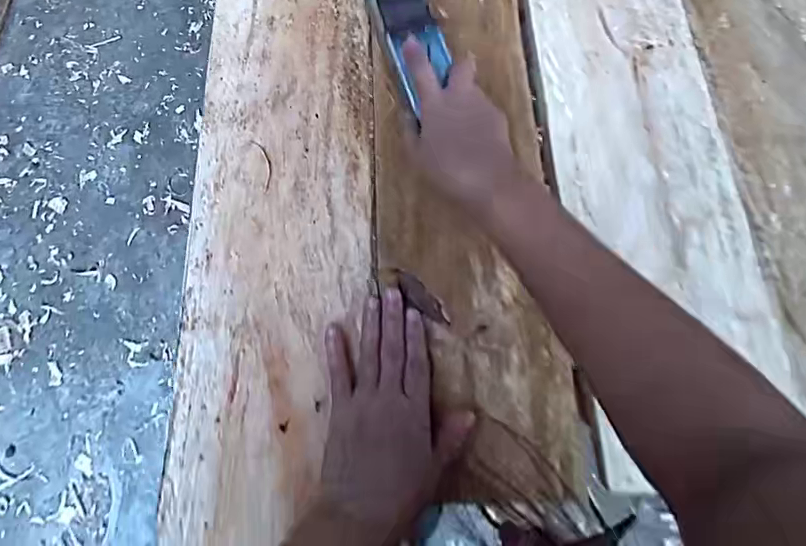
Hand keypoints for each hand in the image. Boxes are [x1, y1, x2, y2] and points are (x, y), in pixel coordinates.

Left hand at [307, 287, 475, 544]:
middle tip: (395, 290)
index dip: (417, 337)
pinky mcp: (340, 411)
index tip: (417, 311)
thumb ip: (450, 438)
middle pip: (393, 352)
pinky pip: (338, 376)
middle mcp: (389, 399)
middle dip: (394, 319)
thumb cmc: (400, 494)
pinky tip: (334, 328)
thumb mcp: (433, 469)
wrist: (356, 517)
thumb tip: (471, 411)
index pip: (418, 365)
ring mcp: (362, 402)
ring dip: (371, 325)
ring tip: (373, 298)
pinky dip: (336, 351)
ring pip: (369, 356)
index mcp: (414, 411)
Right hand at [400, 38, 523, 218]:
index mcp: (435, 104)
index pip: (422, 70)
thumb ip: (411, 131)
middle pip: (461, 65)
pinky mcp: (498, 115)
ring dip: (465, 99)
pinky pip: (483, 109)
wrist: (492, 180)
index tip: (411, 39)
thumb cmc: (447, 170)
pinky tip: (475, 140)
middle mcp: (460, 96)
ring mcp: (482, 103)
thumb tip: (410, 115)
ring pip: (473, 89)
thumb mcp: (418, 155)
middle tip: (447, 83)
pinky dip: (477, 117)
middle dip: (455, 66)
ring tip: (460, 128)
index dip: (415, 53)